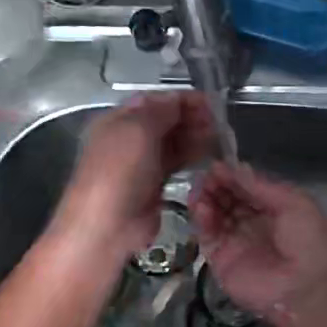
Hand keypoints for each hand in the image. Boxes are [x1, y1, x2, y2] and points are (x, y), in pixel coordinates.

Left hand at [50, 92, 213, 261]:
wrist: (107, 226)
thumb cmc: (119, 174)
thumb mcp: (137, 131)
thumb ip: (160, 111)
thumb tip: (176, 99)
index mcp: (118, 121)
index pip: (153, 101)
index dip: (181, 99)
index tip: (210, 102)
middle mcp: (128, 139)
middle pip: (165, 121)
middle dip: (192, 117)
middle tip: (218, 121)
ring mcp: (141, 163)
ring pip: (173, 142)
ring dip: (195, 136)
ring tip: (220, 136)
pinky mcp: (153, 184)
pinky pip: (176, 163)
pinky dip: (192, 155)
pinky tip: (210, 154)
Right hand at [189, 163, 326, 326]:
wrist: (305, 291)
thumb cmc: (308, 242)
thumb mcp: (294, 203)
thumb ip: (261, 185)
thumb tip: (234, 167)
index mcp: (277, 209)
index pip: (248, 187)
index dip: (233, 176)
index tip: (217, 164)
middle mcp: (255, 223)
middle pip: (229, 198)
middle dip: (217, 185)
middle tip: (205, 175)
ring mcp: (236, 241)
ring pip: (215, 214)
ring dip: (206, 198)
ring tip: (200, 189)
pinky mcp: (220, 260)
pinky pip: (208, 235)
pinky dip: (202, 219)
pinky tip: (201, 206)